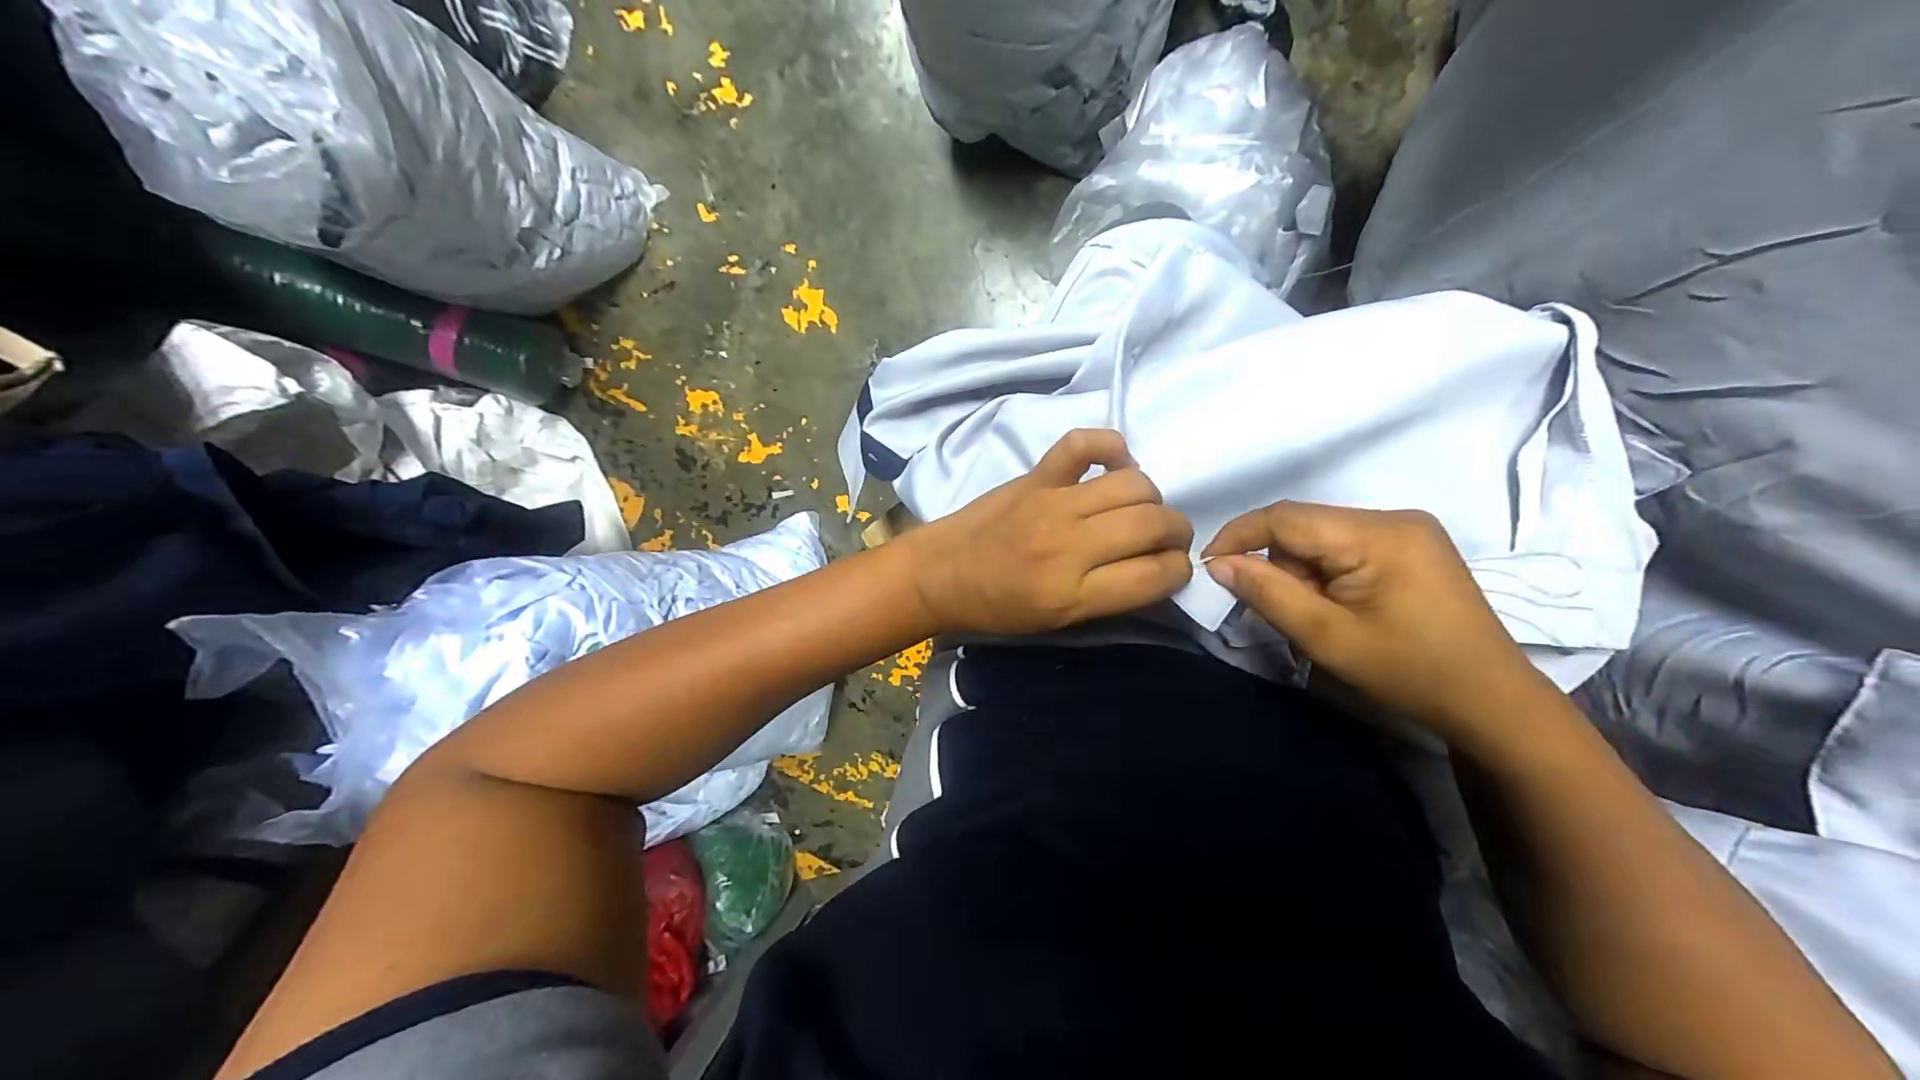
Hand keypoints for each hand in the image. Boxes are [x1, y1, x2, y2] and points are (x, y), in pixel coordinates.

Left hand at [901, 429, 1193, 635]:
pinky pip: (1084, 443)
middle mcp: (1068, 545)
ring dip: (1152, 497)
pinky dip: (1110, 446)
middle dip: (1177, 532)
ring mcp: (1052, 503)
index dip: (1180, 570)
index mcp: (1072, 594)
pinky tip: (1114, 464)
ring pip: (1134, 483)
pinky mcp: (1036, 475)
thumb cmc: (998, 607)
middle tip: (1166, 539)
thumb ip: (1112, 596)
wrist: (940, 574)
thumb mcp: (1059, 622)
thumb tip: (1160, 568)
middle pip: (1153, 523)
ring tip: (1140, 509)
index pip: (1157, 574)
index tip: (1174, 568)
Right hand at [1202, 501, 1548, 741]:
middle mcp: (1395, 517)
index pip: (1285, 517)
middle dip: (1278, 563)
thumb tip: (1218, 564)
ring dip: (1303, 570)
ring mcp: (1409, 528)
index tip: (1209, 569)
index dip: (1238, 536)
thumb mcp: (1326, 638)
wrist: (1491, 701)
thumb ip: (1268, 594)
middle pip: (1304, 524)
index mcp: (1378, 534)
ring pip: (1322, 534)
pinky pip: (1346, 543)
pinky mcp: (1414, 544)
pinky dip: (1327, 570)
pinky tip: (1342, 604)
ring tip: (1322, 615)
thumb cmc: (1408, 672)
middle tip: (1285, 611)